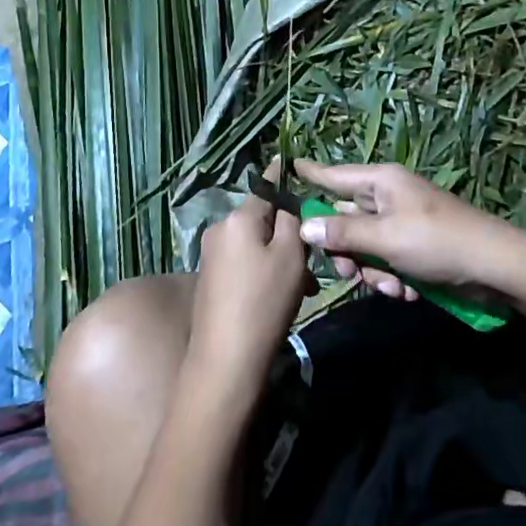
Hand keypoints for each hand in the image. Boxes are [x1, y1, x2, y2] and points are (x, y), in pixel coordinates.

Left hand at [187, 161, 309, 389]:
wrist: (226, 357)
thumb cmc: (264, 300)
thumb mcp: (290, 256)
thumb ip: (293, 220)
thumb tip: (290, 198)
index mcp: (237, 218)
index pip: (267, 187)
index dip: (285, 179)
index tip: (298, 168)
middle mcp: (220, 229)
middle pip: (263, 220)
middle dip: (290, 236)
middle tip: (313, 262)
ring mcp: (212, 255)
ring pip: (257, 245)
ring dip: (282, 259)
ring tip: (303, 287)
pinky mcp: (211, 279)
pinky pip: (246, 263)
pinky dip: (266, 273)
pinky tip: (283, 297)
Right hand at [293, 160, 525, 298]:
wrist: (495, 267)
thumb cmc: (437, 241)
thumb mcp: (384, 237)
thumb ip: (342, 233)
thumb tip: (304, 227)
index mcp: (380, 182)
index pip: (333, 174)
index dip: (309, 174)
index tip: (285, 167)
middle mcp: (387, 198)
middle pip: (344, 219)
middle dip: (346, 251)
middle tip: (349, 272)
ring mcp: (401, 223)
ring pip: (364, 247)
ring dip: (372, 271)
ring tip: (390, 286)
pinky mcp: (413, 247)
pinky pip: (385, 261)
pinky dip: (391, 278)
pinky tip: (407, 291)